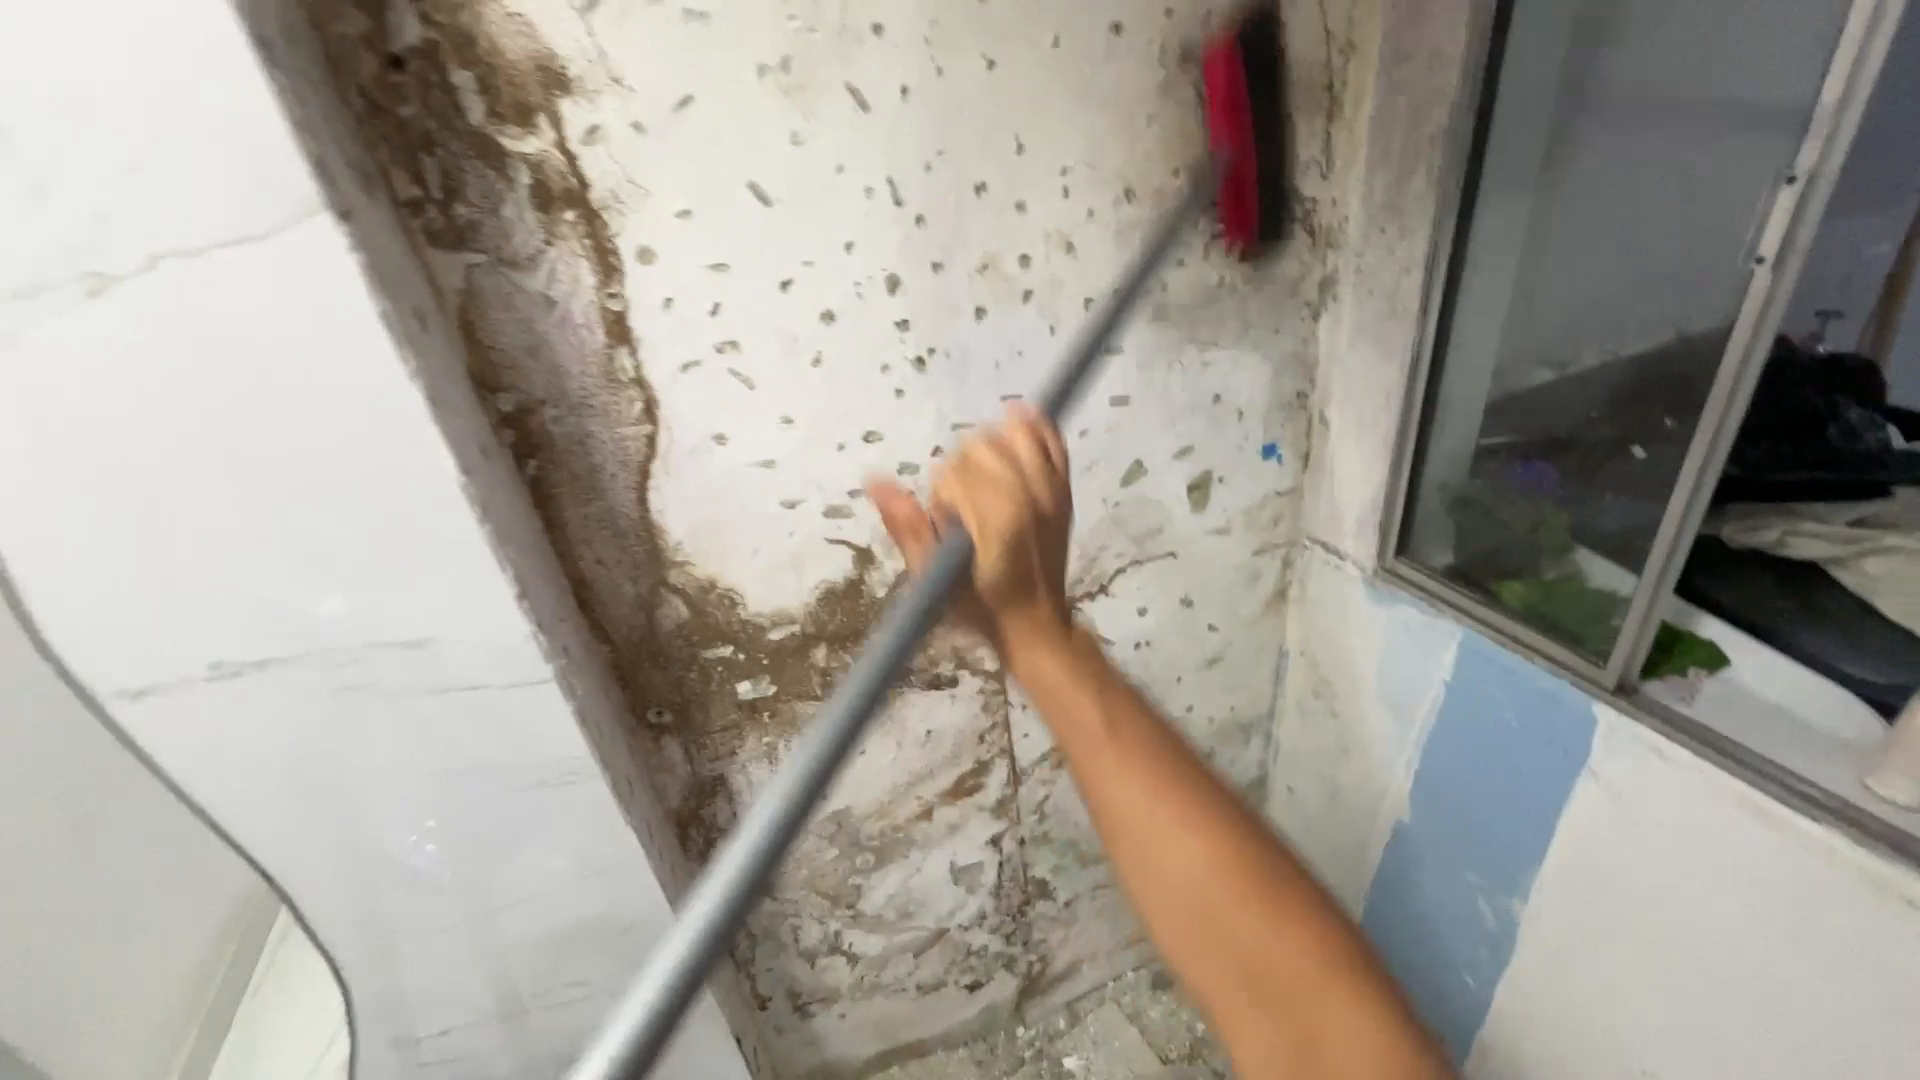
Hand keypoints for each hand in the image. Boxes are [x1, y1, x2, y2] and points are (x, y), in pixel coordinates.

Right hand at [866, 404, 1074, 653]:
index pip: (952, 472)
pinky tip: (1015, 424)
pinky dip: (1033, 427)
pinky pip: (1050, 440)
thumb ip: (908, 527)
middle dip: (960, 469)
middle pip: (978, 446)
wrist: (1035, 623)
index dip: (940, 496)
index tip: (947, 524)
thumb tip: (873, 480)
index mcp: (997, 517)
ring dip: (989, 446)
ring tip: (983, 477)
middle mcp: (1028, 494)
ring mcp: (1050, 488)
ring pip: (1010, 434)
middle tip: (963, 507)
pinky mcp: (1063, 488)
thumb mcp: (934, 578)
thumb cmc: (980, 606)